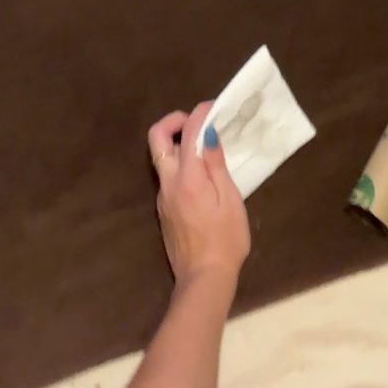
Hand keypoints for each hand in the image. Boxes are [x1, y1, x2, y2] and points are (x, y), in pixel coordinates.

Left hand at [147, 102, 250, 288]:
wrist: (204, 280)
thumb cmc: (226, 240)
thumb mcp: (230, 200)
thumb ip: (217, 166)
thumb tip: (209, 135)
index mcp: (188, 178)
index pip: (188, 133)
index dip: (200, 114)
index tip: (213, 106)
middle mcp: (168, 182)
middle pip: (157, 138)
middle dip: (173, 121)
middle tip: (195, 121)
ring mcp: (162, 196)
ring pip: (160, 156)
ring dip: (175, 141)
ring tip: (202, 144)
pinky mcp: (164, 209)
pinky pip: (166, 174)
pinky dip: (179, 161)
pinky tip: (200, 173)